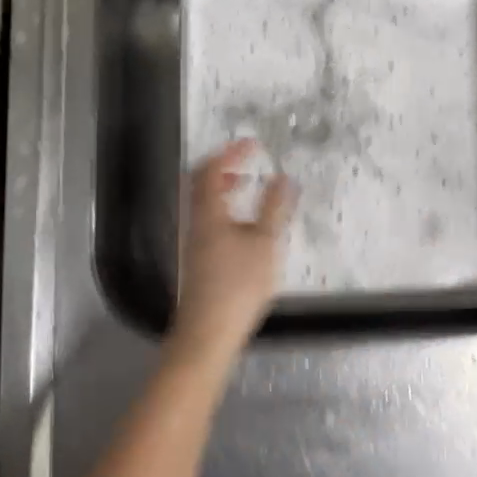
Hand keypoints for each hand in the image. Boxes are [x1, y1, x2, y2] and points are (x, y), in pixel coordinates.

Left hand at [169, 140, 294, 364]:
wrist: (208, 331)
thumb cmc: (238, 285)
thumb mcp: (266, 243)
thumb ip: (275, 207)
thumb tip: (284, 177)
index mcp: (209, 213)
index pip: (211, 170)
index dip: (230, 153)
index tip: (252, 144)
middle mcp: (195, 223)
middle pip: (199, 184)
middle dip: (223, 168)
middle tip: (246, 162)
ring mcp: (192, 243)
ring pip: (202, 203)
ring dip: (223, 189)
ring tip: (247, 188)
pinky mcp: (196, 260)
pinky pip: (207, 220)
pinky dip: (223, 209)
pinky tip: (243, 227)